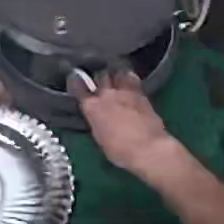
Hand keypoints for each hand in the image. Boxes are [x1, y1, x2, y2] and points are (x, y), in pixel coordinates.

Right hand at [68, 69, 182, 174]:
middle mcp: (106, 95)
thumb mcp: (99, 138)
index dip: (76, 82)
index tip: (75, 79)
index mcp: (92, 107)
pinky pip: (133, 79)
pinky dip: (130, 79)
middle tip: (100, 81)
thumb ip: (96, 121)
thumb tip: (98, 116)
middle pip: (100, 75)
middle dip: (100, 77)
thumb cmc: (120, 151)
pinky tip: (130, 81)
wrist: (148, 149)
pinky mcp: (142, 94)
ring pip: (118, 72)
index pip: (78, 87)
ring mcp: (125, 92)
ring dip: (116, 74)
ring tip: (116, 76)